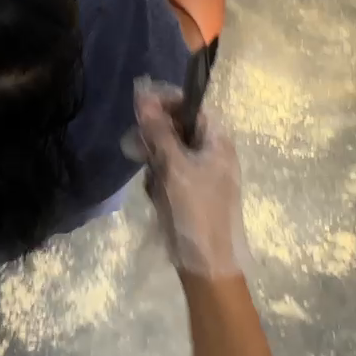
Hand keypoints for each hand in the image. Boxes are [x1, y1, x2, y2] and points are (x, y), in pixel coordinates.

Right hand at [134, 79, 248, 277]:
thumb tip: (142, 94)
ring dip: (153, 160)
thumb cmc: (197, 209)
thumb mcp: (175, 166)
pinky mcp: (183, 189)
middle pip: (175, 126)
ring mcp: (196, 171)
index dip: (166, 101)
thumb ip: (158, 130)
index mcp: (216, 141)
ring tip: (153, 180)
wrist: (205, 262)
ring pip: (164, 149)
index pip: (190, 105)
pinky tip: (155, 194)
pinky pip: (163, 171)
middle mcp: (208, 151)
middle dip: (154, 136)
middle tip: (139, 149)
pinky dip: (155, 179)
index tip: (139, 107)